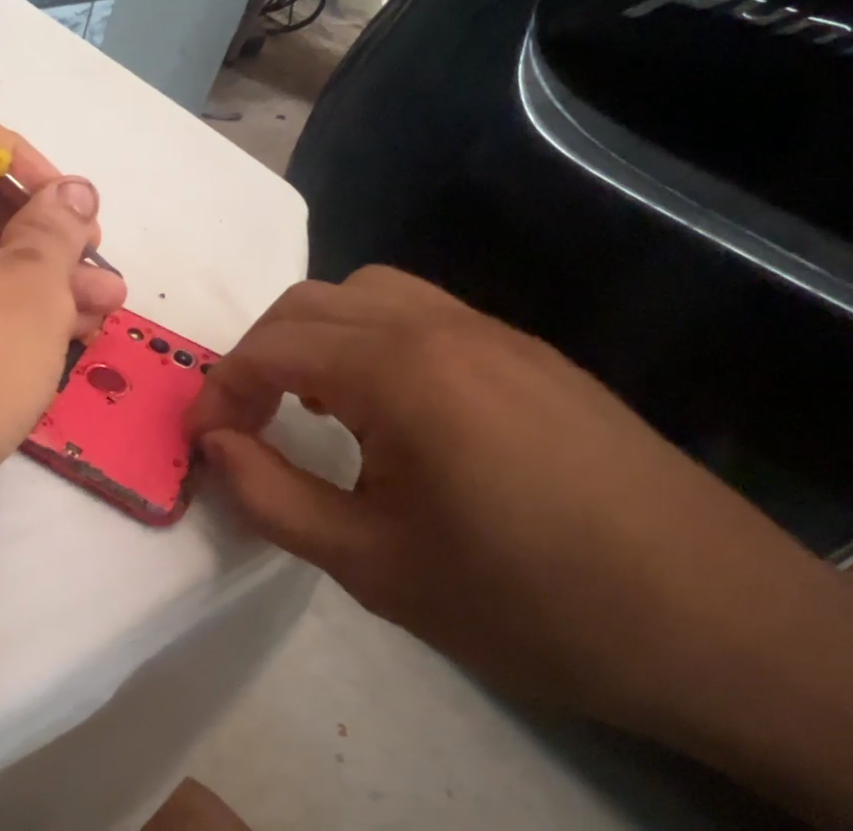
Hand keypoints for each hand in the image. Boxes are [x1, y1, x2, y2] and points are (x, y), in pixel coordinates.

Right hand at [185, 267, 844, 739]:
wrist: (722, 628)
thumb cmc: (528, 602)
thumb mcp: (372, 566)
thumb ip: (271, 496)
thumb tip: (214, 444)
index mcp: (402, 374)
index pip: (270, 349)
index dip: (218, 392)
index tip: (200, 442)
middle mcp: (443, 329)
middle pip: (309, 304)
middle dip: (256, 357)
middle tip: (244, 424)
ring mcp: (496, 335)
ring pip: (366, 294)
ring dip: (314, 338)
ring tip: (310, 407)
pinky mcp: (533, 356)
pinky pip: (421, 315)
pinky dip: (370, 341)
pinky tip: (385, 410)